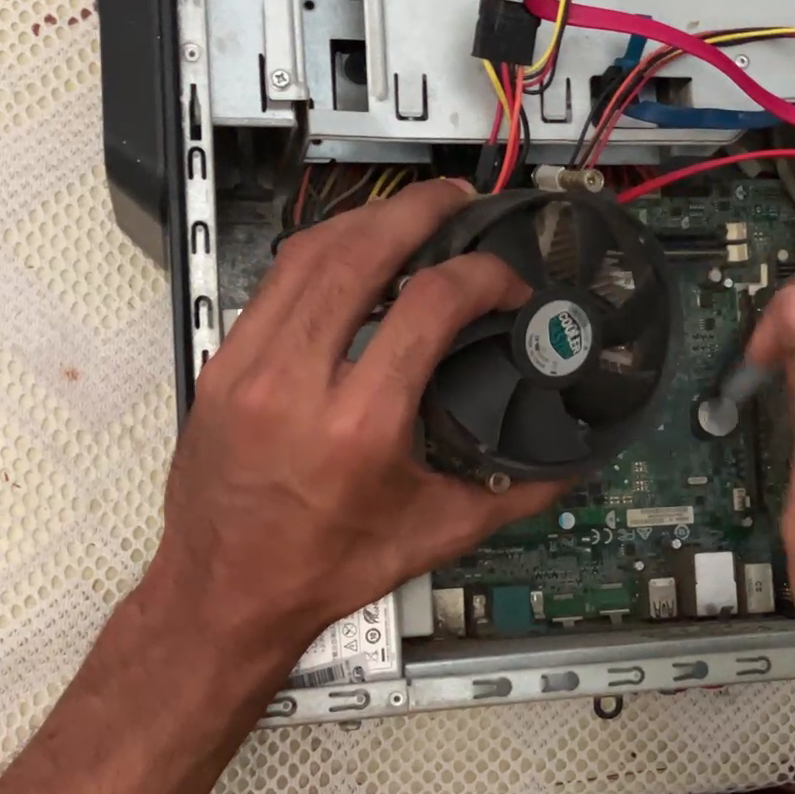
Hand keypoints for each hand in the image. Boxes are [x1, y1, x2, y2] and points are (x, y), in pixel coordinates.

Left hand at [152, 179, 562, 650]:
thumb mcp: (438, 533)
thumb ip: (516, 494)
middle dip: (419, 211)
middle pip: (361, 254)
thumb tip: (571, 466)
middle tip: (460, 199)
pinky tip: (353, 255)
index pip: (428, 306)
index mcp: (361, 425)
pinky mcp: (222, 365)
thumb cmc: (330, 569)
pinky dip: (322, 252)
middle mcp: (297, 382)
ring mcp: (248, 366)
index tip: (507, 285)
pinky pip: (274, 282)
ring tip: (411, 214)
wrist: (224, 594)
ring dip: (368, 220)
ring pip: (309, 254)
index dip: (481, 277)